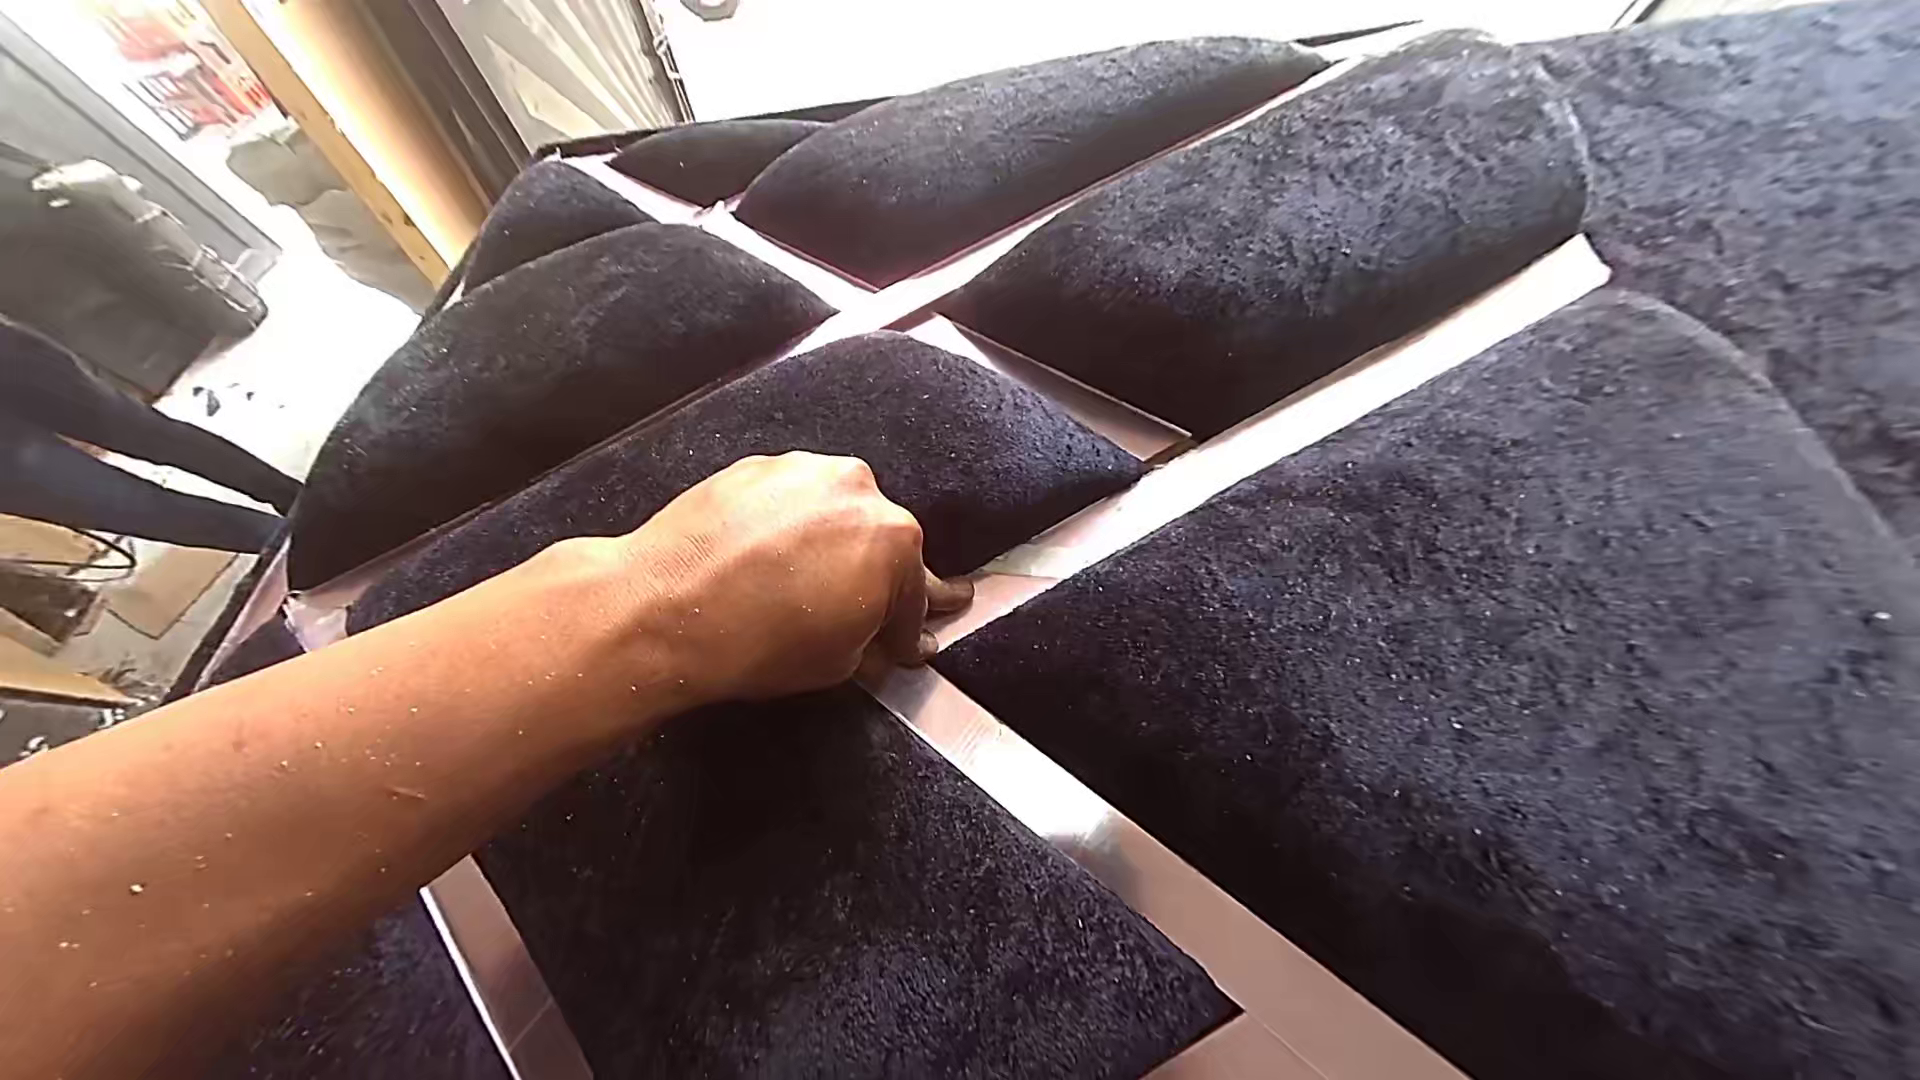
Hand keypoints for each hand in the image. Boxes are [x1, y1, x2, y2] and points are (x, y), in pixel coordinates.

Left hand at [610, 452, 971, 703]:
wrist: (661, 610)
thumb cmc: (755, 640)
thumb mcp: (839, 663)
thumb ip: (878, 643)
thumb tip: (890, 642)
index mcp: (895, 542)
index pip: (916, 593)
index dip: (907, 627)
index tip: (902, 641)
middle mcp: (860, 492)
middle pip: (881, 543)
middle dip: (873, 578)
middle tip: (852, 607)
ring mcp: (808, 471)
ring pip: (839, 513)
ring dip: (833, 543)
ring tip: (801, 581)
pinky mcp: (763, 466)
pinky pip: (794, 499)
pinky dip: (792, 524)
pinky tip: (770, 555)